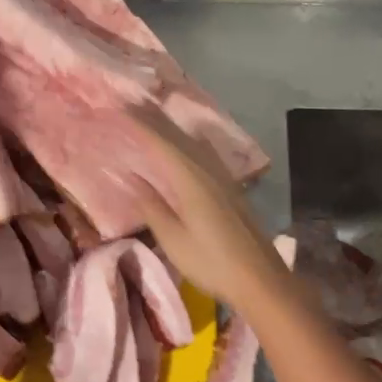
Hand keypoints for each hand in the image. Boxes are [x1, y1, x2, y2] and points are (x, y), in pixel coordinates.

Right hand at [128, 105, 286, 308]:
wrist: (260, 279)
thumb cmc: (212, 263)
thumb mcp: (174, 239)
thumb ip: (152, 207)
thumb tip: (133, 179)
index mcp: (192, 180)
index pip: (162, 143)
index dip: (141, 124)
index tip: (121, 105)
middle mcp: (209, 171)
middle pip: (180, 137)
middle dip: (155, 119)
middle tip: (132, 103)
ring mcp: (224, 179)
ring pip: (194, 143)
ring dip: (173, 128)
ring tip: (154, 118)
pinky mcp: (232, 190)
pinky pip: (205, 154)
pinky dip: (189, 142)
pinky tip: (188, 144)